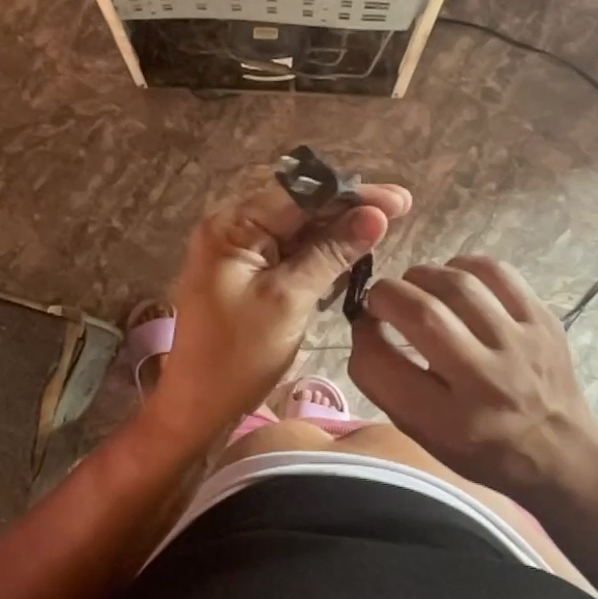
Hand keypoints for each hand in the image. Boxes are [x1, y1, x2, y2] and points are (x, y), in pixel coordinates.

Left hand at [146, 179, 412, 441]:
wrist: (197, 404)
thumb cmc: (238, 355)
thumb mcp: (290, 300)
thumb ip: (331, 254)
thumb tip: (375, 216)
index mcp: (231, 227)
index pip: (299, 194)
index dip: (351, 194)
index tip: (400, 200)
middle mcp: (229, 229)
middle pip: (298, 208)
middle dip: (347, 211)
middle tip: (400, 213)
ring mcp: (235, 253)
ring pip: (295, 231)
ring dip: (335, 234)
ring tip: (382, 233)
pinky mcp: (243, 276)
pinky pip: (286, 254)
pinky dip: (317, 257)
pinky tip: (350, 259)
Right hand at [349, 255, 597, 505]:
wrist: (560, 452)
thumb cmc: (477, 447)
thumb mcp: (420, 432)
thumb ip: (383, 380)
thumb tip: (363, 323)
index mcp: (445, 420)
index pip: (379, 362)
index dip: (361, 335)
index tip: (364, 328)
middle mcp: (484, 381)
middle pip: (421, 313)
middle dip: (385, 295)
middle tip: (382, 301)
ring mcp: (519, 346)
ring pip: (456, 284)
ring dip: (421, 277)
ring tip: (416, 289)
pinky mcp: (543, 321)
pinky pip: (495, 272)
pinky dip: (461, 267)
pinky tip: (453, 280)